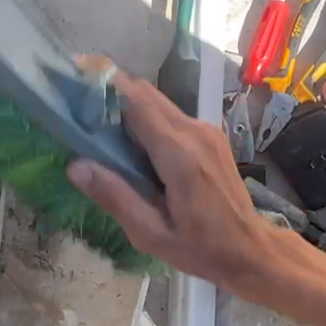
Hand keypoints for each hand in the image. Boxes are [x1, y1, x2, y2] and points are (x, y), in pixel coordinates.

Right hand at [67, 65, 299, 295]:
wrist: (251, 250)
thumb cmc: (201, 249)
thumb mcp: (151, 234)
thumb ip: (115, 197)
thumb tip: (76, 166)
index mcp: (179, 154)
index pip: (136, 100)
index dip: (104, 83)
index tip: (74, 74)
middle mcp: (195, 132)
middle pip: (146, 93)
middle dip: (110, 90)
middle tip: (76, 101)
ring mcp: (206, 131)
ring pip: (158, 102)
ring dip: (127, 105)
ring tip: (96, 123)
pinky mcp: (210, 136)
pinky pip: (171, 116)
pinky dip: (145, 119)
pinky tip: (129, 142)